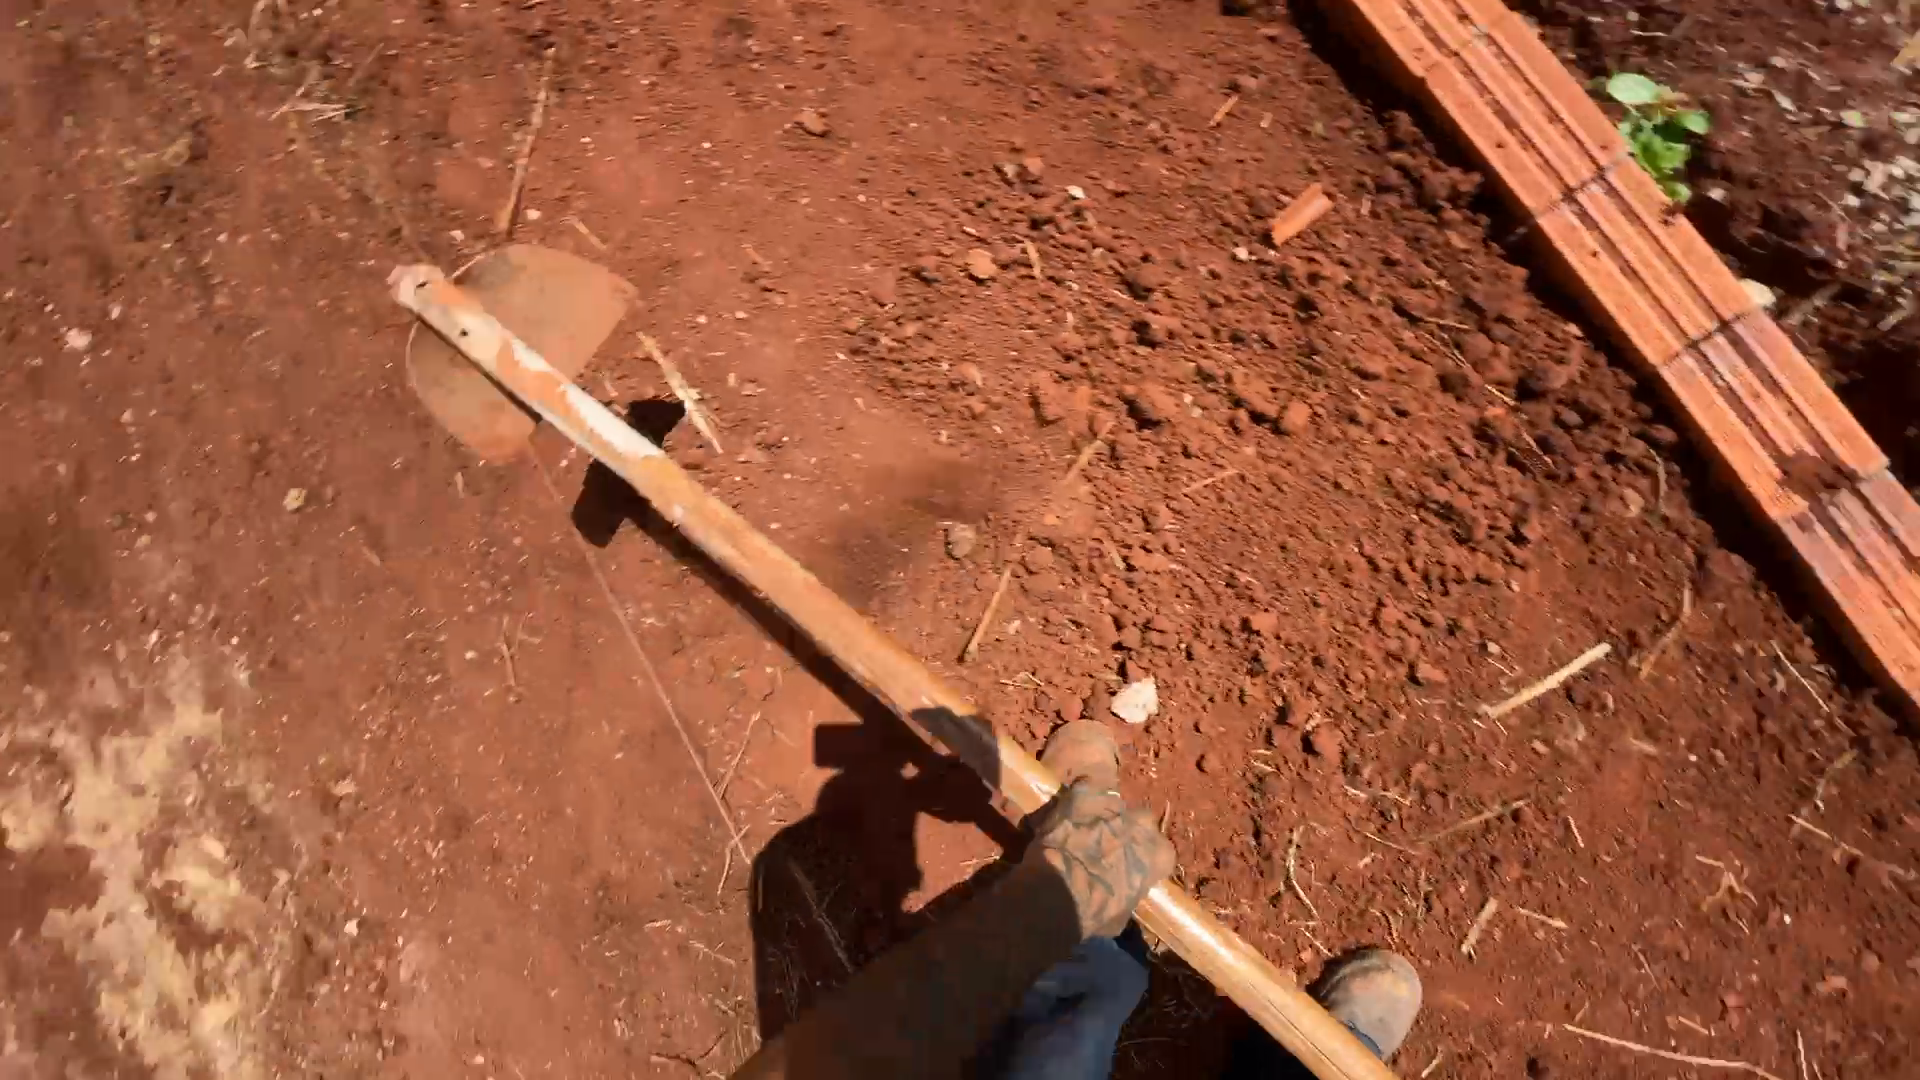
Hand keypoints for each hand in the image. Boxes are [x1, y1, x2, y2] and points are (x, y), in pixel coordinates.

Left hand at [1024, 780, 1175, 938]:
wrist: (1057, 889)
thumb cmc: (1094, 912)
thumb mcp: (1122, 914)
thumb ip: (1130, 892)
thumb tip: (1122, 891)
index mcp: (1157, 855)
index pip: (1163, 852)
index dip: (1147, 859)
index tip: (1135, 867)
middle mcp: (1140, 826)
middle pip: (1143, 821)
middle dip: (1132, 831)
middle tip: (1112, 846)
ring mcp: (1111, 806)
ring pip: (1115, 803)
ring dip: (1106, 814)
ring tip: (1088, 828)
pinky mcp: (1083, 795)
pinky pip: (1087, 788)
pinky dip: (1082, 797)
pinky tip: (1073, 809)